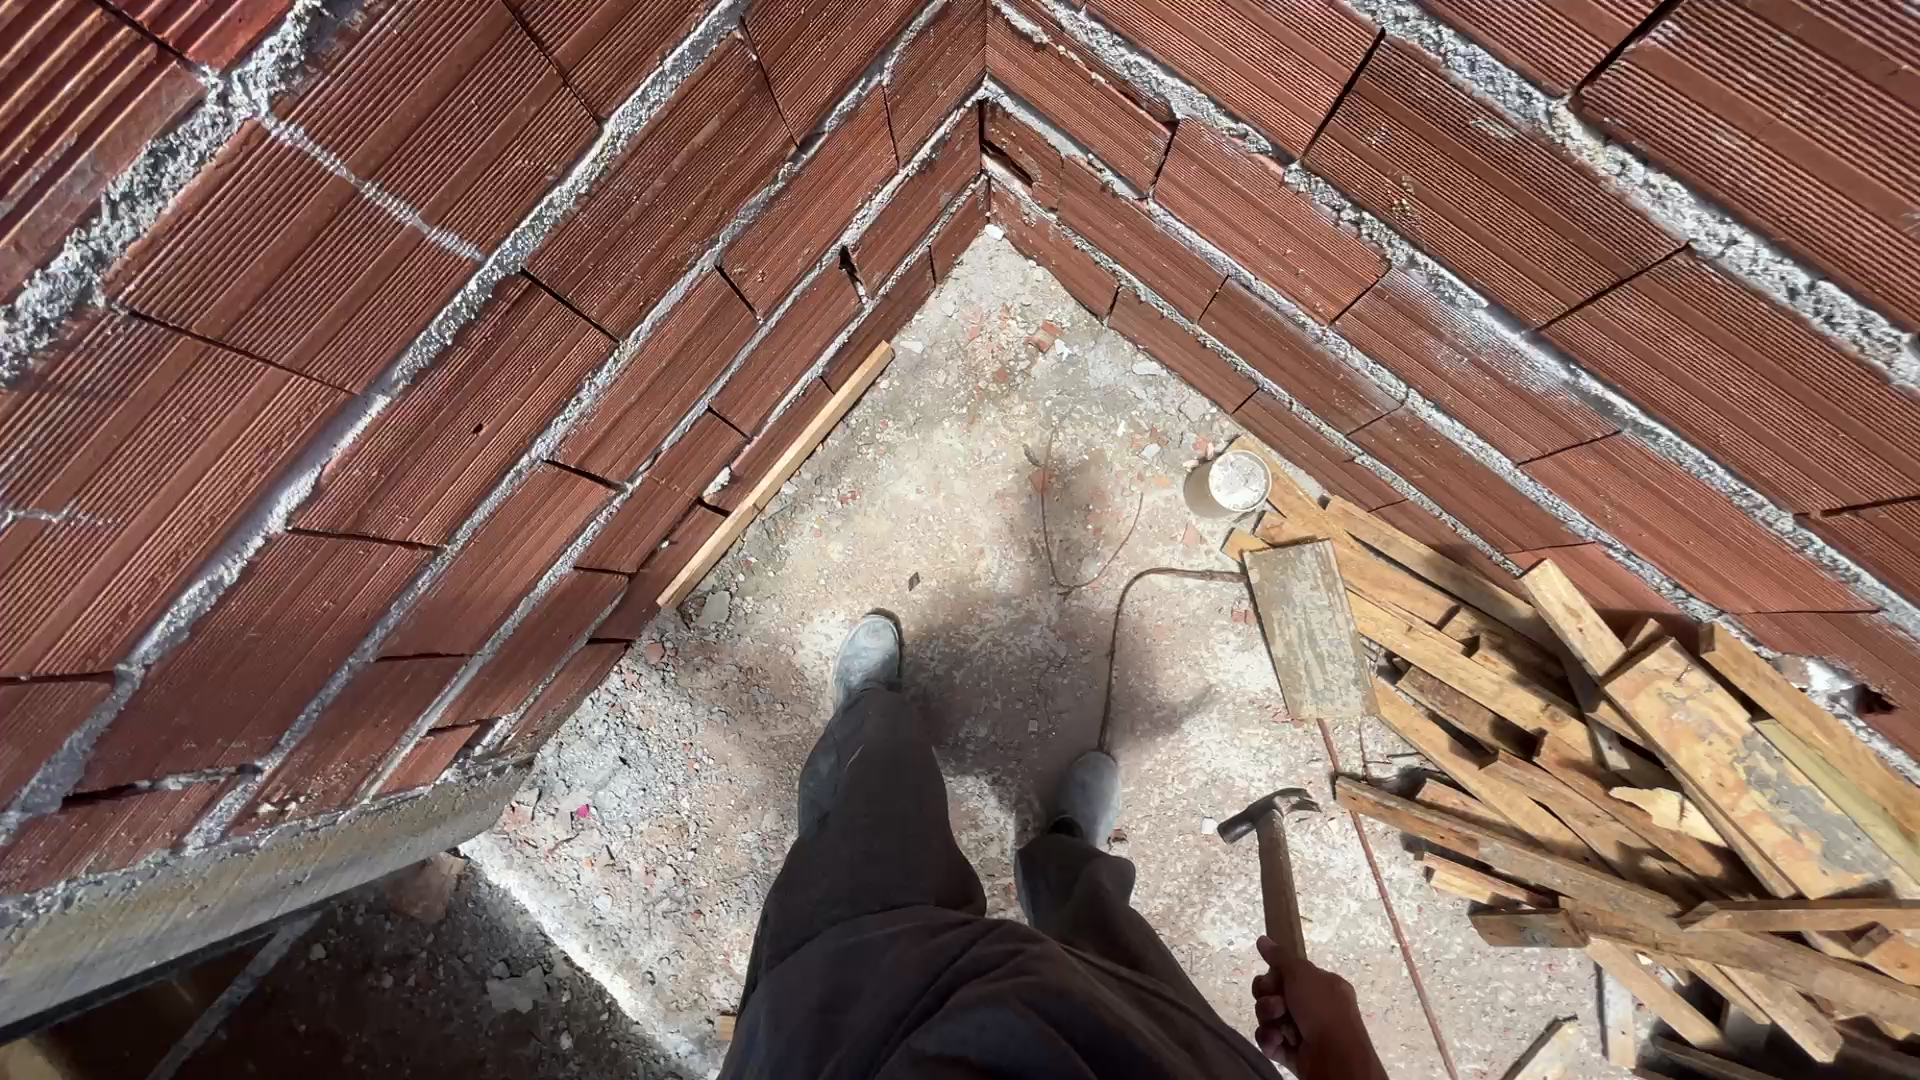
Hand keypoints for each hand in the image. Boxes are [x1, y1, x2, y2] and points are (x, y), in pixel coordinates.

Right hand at [1250, 936, 1386, 1079]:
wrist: (1335, 1060)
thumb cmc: (1322, 1010)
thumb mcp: (1301, 973)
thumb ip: (1279, 956)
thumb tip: (1262, 940)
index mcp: (1322, 986)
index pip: (1288, 973)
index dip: (1275, 975)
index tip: (1274, 978)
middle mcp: (1313, 1007)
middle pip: (1272, 993)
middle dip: (1268, 997)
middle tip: (1277, 1004)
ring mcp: (1302, 1031)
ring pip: (1268, 1016)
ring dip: (1268, 1017)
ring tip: (1280, 1026)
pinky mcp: (1292, 1053)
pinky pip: (1268, 1039)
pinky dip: (1269, 1039)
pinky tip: (1277, 1040)